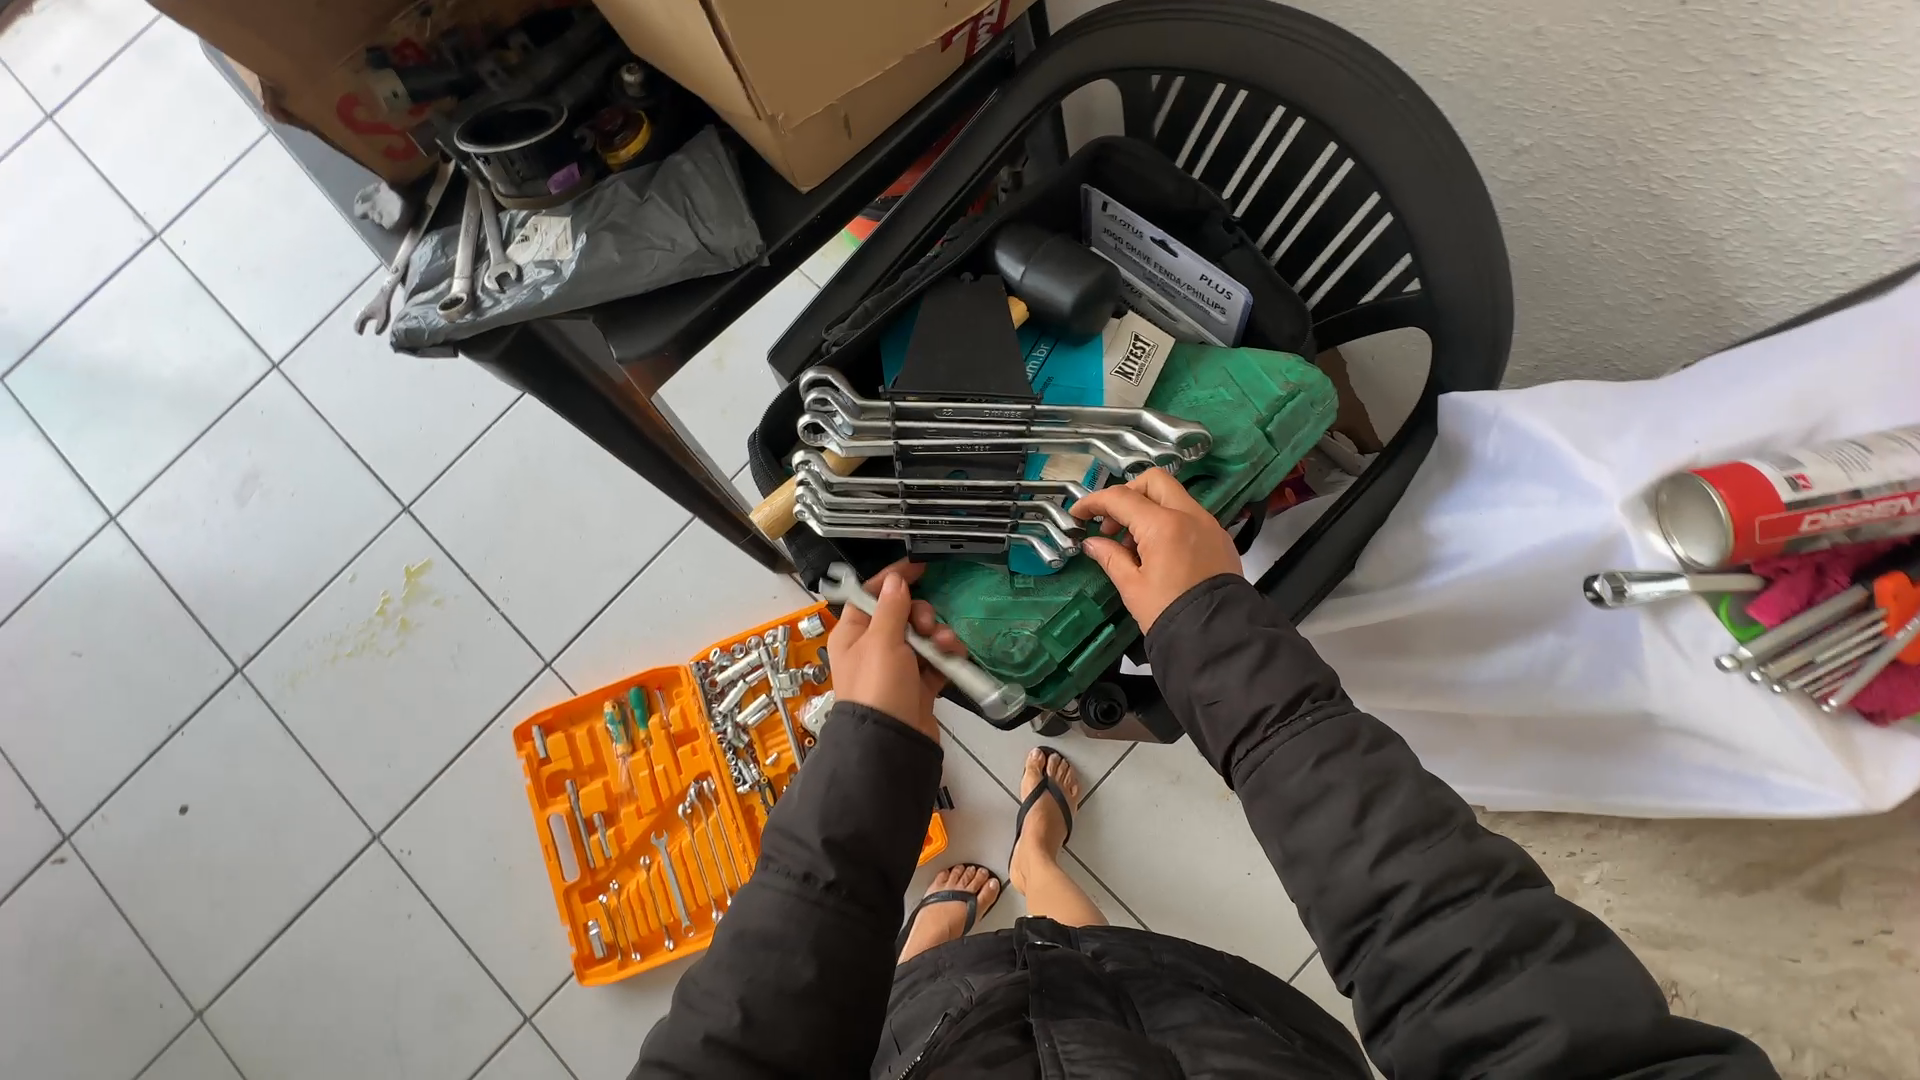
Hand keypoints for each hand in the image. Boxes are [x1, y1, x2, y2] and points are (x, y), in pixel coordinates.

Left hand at [826, 560, 965, 741]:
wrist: (891, 742)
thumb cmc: (878, 688)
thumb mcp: (882, 641)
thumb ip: (891, 607)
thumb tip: (895, 580)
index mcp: (853, 633)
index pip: (871, 595)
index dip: (893, 580)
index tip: (917, 568)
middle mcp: (872, 647)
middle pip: (902, 614)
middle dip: (921, 614)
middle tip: (926, 625)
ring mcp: (896, 667)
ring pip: (922, 636)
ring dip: (937, 635)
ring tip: (944, 645)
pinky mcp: (917, 684)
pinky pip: (935, 660)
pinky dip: (946, 656)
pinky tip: (953, 657)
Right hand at [1070, 467, 1241, 631]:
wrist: (1219, 638)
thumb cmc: (1169, 613)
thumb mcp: (1131, 586)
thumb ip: (1110, 557)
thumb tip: (1093, 543)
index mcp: (1164, 525)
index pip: (1121, 498)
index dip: (1094, 502)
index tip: (1078, 514)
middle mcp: (1190, 515)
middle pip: (1153, 481)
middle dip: (1127, 495)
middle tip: (1112, 523)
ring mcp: (1208, 524)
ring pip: (1173, 496)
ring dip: (1147, 508)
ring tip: (1132, 544)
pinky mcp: (1219, 538)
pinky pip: (1189, 515)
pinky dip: (1167, 521)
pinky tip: (1157, 551)